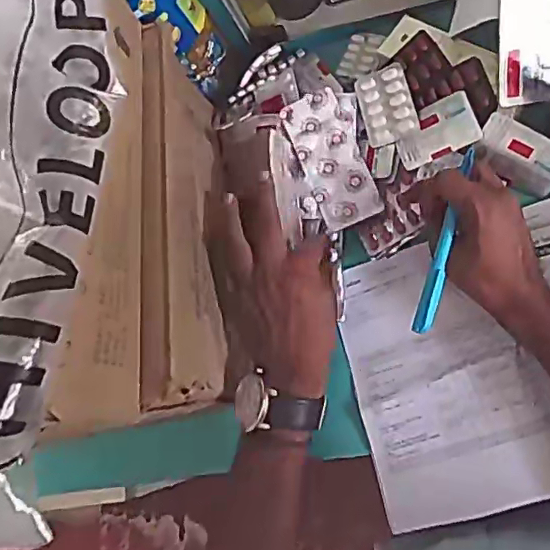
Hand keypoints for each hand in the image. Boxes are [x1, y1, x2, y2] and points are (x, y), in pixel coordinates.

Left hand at [209, 164, 336, 400]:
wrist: (287, 373)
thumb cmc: (313, 339)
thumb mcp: (328, 302)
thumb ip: (321, 273)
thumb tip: (319, 254)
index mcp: (298, 269)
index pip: (309, 240)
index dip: (317, 232)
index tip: (321, 227)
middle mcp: (269, 268)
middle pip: (263, 225)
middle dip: (263, 198)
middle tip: (259, 177)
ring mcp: (248, 281)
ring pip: (235, 241)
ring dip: (230, 217)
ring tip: (225, 197)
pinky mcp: (234, 295)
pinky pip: (225, 265)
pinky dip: (223, 248)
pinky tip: (221, 237)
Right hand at [416, 164, 549, 322]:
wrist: (521, 295)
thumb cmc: (486, 280)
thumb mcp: (448, 255)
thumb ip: (436, 227)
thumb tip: (430, 212)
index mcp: (479, 203)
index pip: (446, 179)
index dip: (426, 189)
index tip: (415, 201)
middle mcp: (497, 195)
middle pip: (465, 170)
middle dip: (445, 183)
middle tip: (432, 203)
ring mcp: (509, 201)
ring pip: (479, 177)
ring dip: (461, 189)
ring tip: (448, 213)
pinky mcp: (514, 210)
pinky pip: (490, 191)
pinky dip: (474, 197)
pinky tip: (464, 220)